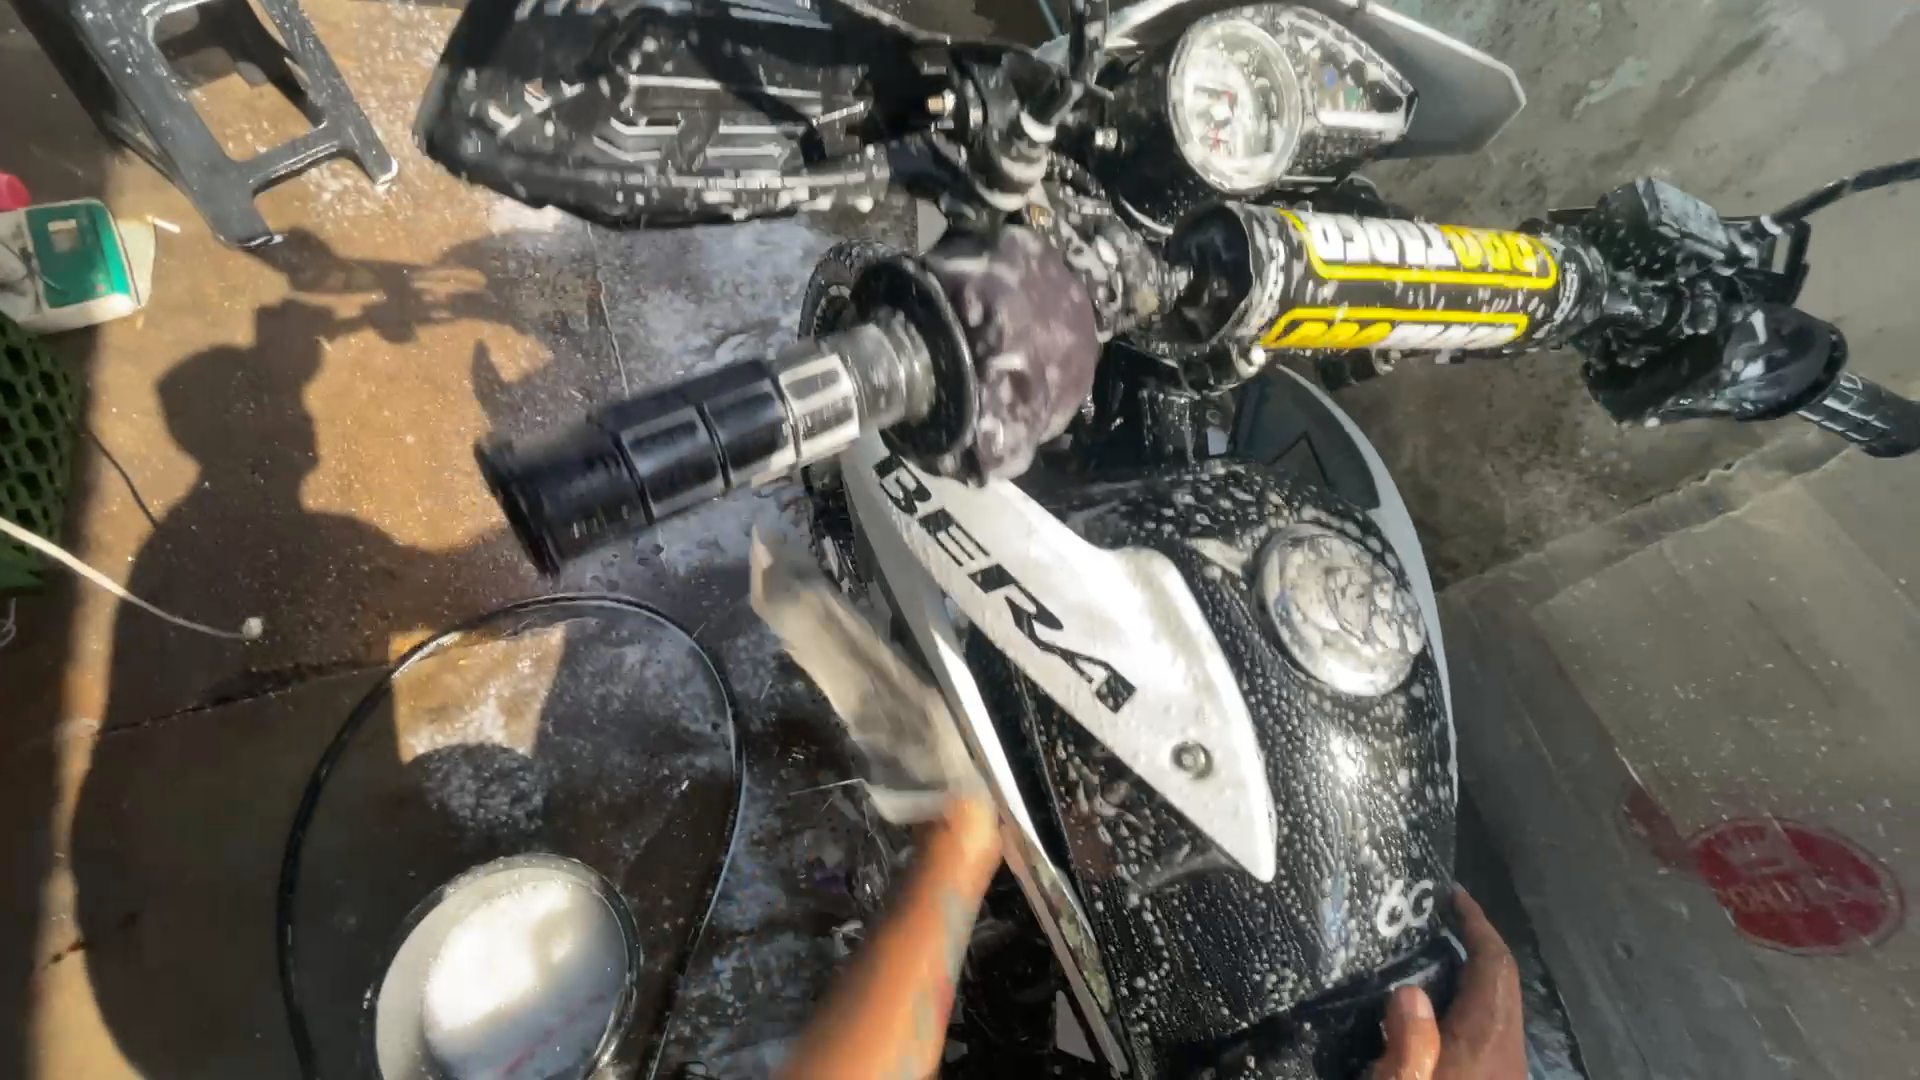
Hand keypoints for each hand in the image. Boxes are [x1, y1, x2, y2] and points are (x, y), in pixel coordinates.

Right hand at [1372, 888, 1526, 1079]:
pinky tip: (1415, 1003)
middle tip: (1422, 912)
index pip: (1495, 971)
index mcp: (1485, 1047)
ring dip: (1462, 971)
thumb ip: (1408, 1045)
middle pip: (1498, 986)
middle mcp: (1501, 1056)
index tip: (1451, 893)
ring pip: (1489, 1008)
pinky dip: (1455, 999)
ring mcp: (1495, 1074)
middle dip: (1470, 943)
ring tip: (1412, 945)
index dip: (1479, 926)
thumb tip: (1409, 989)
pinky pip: (1477, 1028)